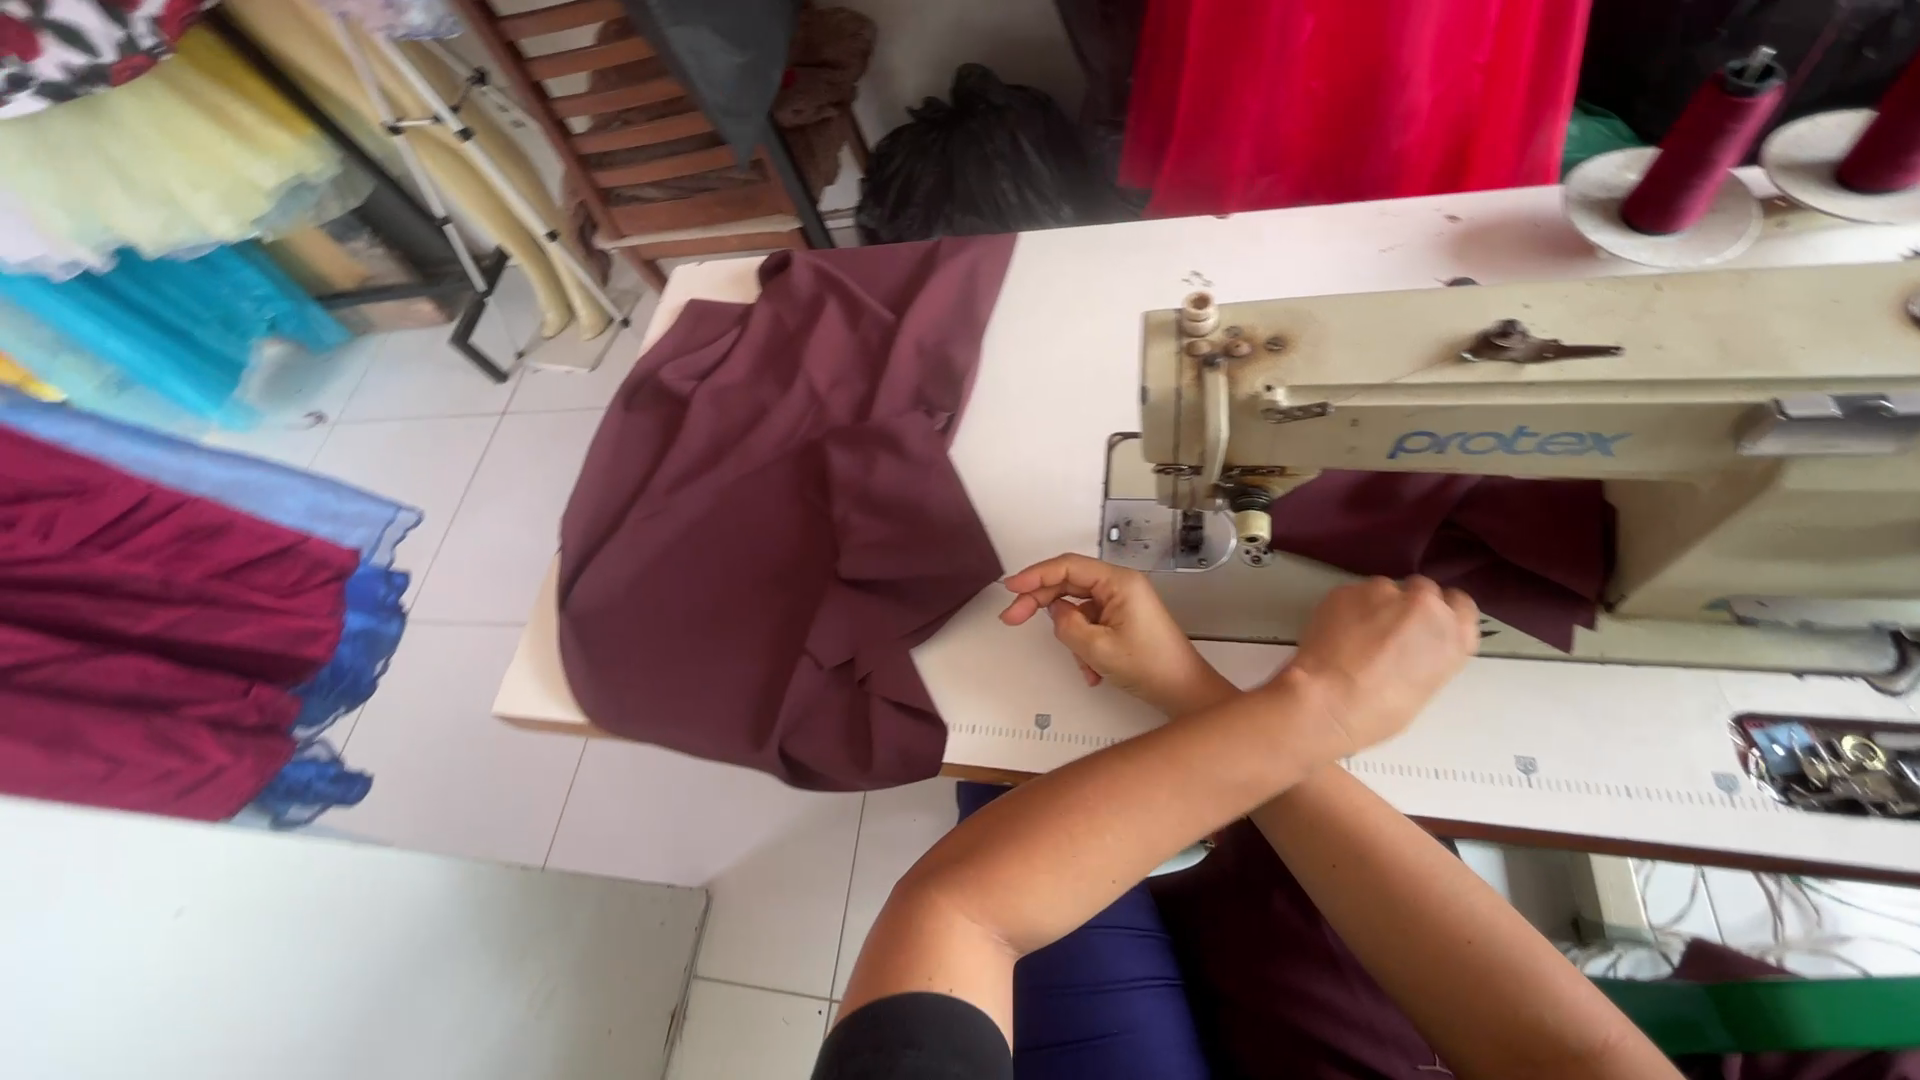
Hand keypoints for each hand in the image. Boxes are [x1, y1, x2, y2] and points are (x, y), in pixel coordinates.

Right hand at [999, 553, 1233, 715]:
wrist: (1183, 691)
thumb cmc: (1152, 667)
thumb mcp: (1097, 647)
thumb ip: (1066, 624)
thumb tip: (1055, 612)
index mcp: (1119, 582)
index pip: (1067, 566)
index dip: (1035, 575)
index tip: (1011, 587)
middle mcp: (1120, 586)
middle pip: (1068, 583)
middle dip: (1040, 603)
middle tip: (1013, 617)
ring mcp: (1121, 603)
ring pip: (1077, 608)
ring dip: (1070, 636)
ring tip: (1080, 663)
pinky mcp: (1122, 619)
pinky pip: (1089, 624)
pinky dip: (1083, 646)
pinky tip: (1092, 670)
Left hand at [1279, 575, 1479, 754]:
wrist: (1330, 700)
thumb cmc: (1381, 710)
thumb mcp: (1426, 684)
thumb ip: (1428, 653)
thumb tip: (1411, 646)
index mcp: (1454, 634)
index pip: (1460, 604)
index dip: (1440, 612)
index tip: (1423, 624)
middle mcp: (1425, 605)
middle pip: (1422, 590)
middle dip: (1406, 604)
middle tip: (1387, 629)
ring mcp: (1384, 592)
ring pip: (1383, 589)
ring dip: (1373, 605)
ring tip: (1353, 634)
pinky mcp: (1346, 590)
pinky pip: (1351, 595)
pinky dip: (1345, 608)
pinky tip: (1334, 632)